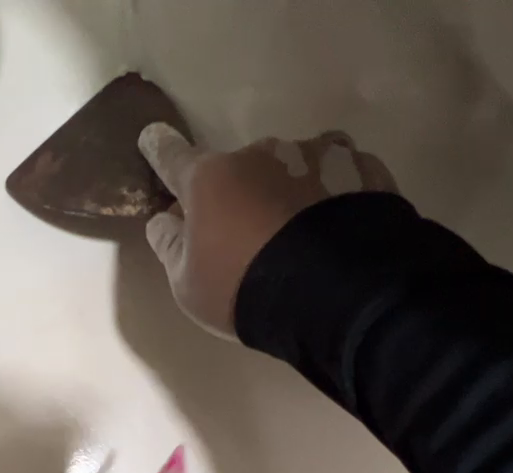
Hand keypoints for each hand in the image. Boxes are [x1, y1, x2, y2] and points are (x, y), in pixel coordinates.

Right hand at [138, 123, 396, 336]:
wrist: (333, 294)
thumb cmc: (243, 289)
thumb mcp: (188, 284)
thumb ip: (171, 247)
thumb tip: (163, 220)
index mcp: (210, 180)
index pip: (174, 158)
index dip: (160, 150)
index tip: (152, 138)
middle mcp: (260, 154)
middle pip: (241, 170)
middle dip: (240, 194)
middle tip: (250, 238)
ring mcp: (314, 154)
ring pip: (291, 169)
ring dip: (288, 192)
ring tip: (302, 235)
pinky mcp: (360, 167)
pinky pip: (336, 177)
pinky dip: (330, 196)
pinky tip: (337, 227)